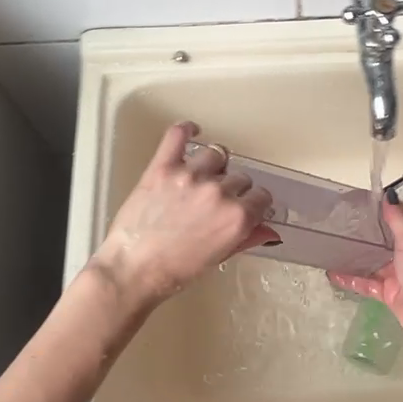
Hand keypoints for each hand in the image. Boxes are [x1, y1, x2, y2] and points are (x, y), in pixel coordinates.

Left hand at [89, 122, 277, 308]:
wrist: (132, 270)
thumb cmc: (174, 272)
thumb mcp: (218, 258)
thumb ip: (247, 238)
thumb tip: (270, 232)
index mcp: (237, 218)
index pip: (261, 196)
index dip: (253, 203)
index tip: (246, 206)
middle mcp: (218, 192)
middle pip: (240, 177)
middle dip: (232, 189)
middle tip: (216, 202)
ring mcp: (190, 176)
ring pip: (216, 155)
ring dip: (213, 165)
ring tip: (201, 178)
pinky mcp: (163, 167)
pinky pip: (178, 135)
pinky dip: (186, 129)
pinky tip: (191, 131)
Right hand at [329, 202, 402, 354]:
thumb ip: (398, 222)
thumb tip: (388, 197)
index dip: (387, 209)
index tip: (363, 200)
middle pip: (386, 239)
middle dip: (367, 232)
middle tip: (341, 219)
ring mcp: (399, 274)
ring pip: (374, 261)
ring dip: (356, 255)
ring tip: (332, 245)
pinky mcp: (389, 293)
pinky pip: (367, 282)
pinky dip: (352, 278)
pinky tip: (333, 273)